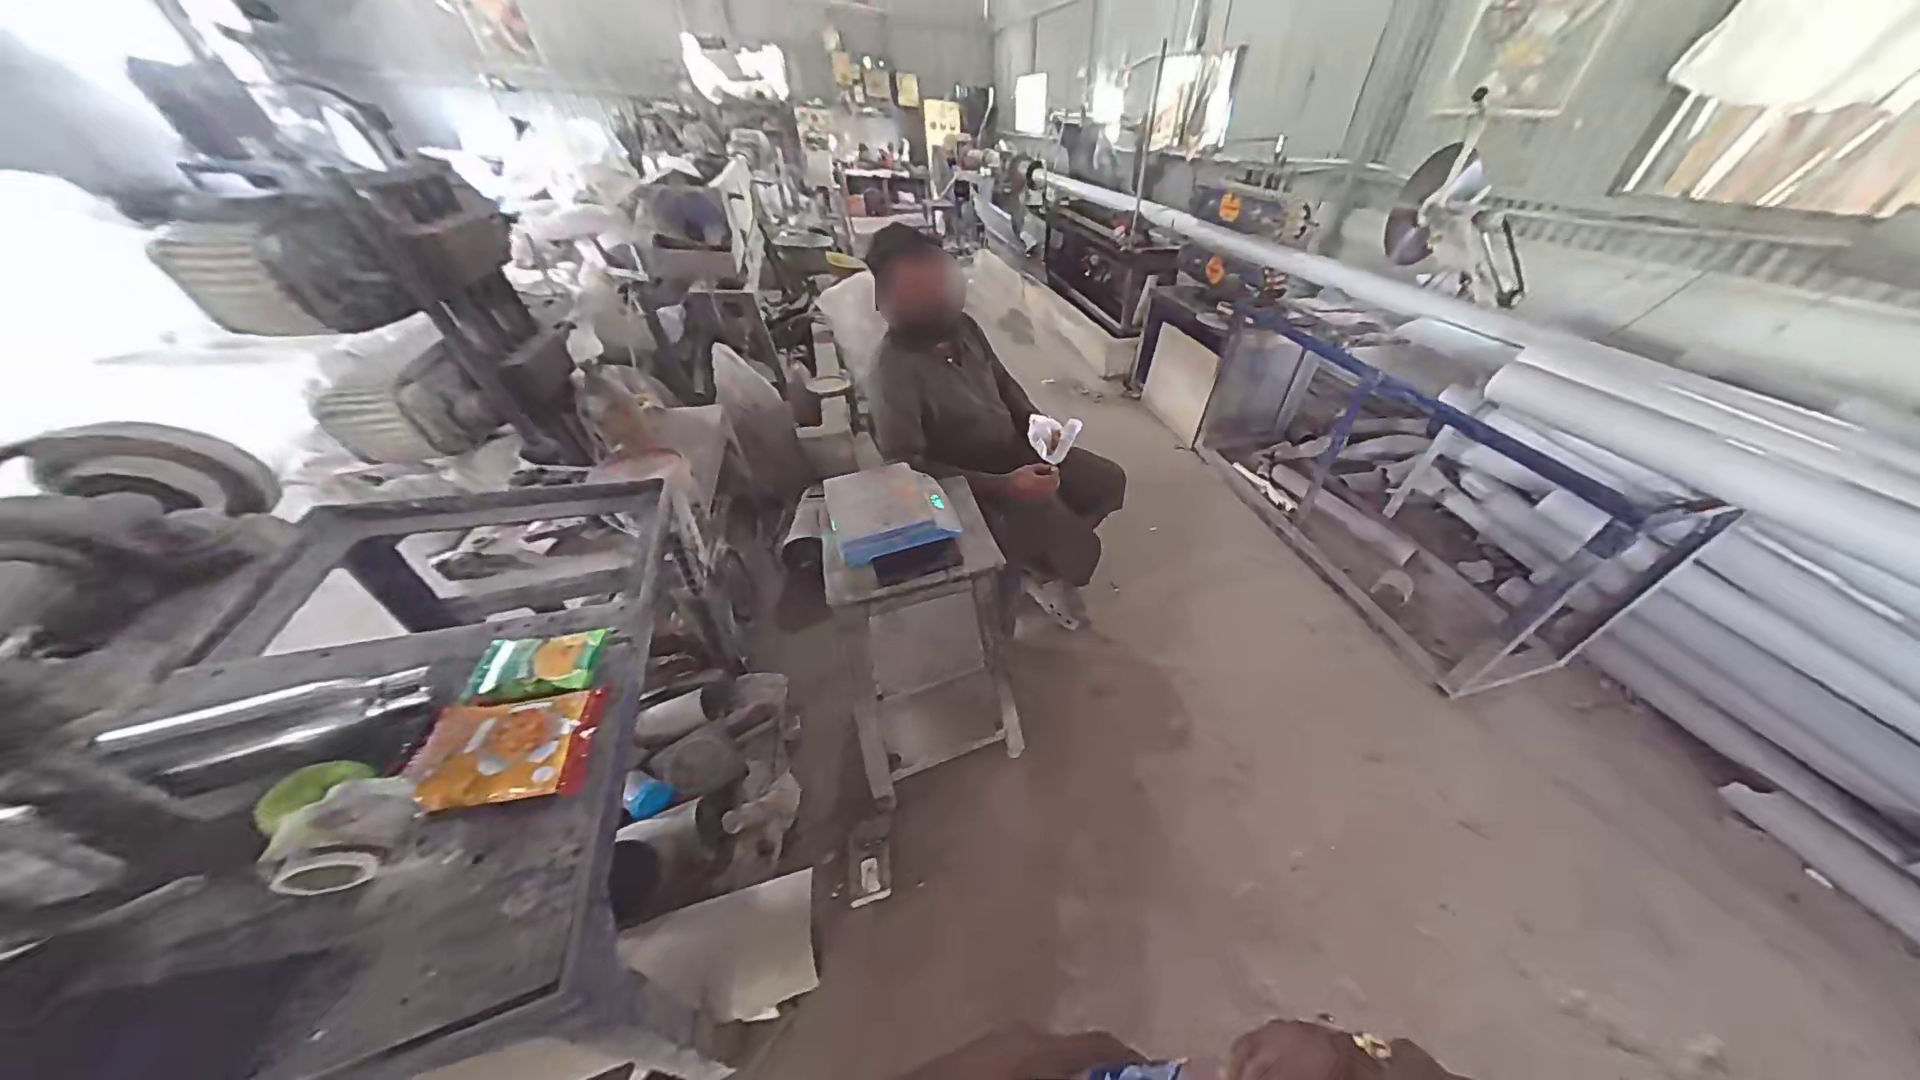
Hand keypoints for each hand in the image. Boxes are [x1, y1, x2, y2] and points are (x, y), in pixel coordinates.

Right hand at [1003, 463, 1059, 501]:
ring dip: (1048, 485)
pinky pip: (1043, 496)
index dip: (1055, 472)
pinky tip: (1036, 487)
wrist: (1006, 490)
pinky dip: (1043, 491)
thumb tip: (1049, 468)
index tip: (1053, 468)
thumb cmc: (1017, 478)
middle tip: (1049, 474)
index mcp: (1045, 483)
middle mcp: (1045, 492)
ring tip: (1042, 480)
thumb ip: (1041, 467)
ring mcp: (1041, 499)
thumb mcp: (1029, 469)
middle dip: (1053, 479)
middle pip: (1054, 486)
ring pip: (1049, 492)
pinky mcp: (1036, 503)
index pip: (1055, 477)